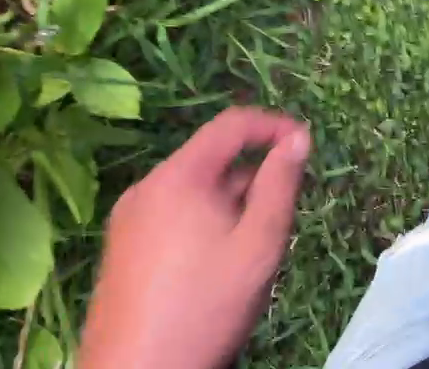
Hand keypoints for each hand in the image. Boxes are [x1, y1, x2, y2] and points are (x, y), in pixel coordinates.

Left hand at [79, 107, 310, 368]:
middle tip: (280, 214)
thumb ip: (281, 182)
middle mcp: (146, 188)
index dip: (275, 126)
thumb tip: (298, 137)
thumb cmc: (205, 305)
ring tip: (251, 247)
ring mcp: (128, 220)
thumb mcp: (259, 241)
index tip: (305, 146)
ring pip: (196, 189)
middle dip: (253, 175)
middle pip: (214, 158)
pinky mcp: (122, 249)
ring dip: (231, 201)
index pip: (233, 123)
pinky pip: (174, 213)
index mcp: (178, 177)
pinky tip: (217, 264)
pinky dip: (205, 220)